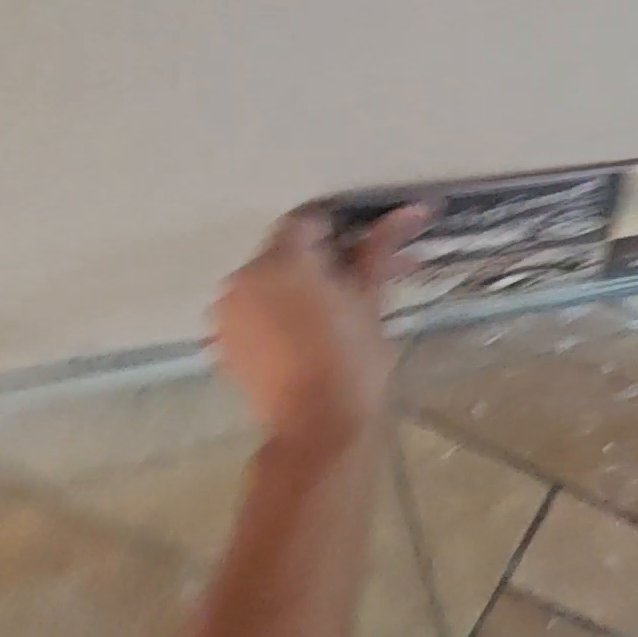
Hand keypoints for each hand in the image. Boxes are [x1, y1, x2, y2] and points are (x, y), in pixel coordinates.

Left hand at [212, 206, 431, 442]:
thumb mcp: (373, 302)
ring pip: (270, 283)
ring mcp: (226, 311)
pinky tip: (313, 337)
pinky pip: (255, 312)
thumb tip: (413, 209)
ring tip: (342, 315)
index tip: (371, 249)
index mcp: (281, 262)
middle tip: (368, 283)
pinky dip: (282, 313)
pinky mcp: (223, 341)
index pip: (308, 223)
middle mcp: (243, 278)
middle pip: (287, 253)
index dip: (342, 230)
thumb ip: (382, 251)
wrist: (318, 427)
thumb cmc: (355, 361)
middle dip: (327, 261)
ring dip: (304, 288)